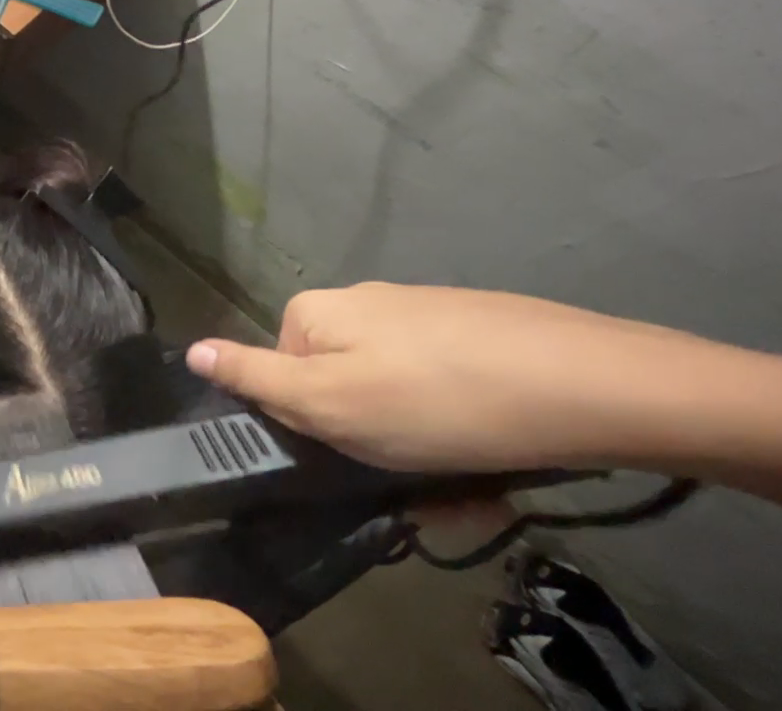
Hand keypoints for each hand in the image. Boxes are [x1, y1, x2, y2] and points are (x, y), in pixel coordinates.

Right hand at [185, 282, 722, 472]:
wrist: (591, 386)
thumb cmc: (435, 401)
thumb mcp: (327, 402)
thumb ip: (253, 377)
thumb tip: (190, 349)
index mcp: (317, 311)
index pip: (280, 371)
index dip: (308, 419)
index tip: (350, 452)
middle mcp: (364, 299)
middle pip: (340, 380)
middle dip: (369, 436)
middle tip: (413, 479)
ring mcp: (426, 309)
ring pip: (396, 391)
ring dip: (418, 444)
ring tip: (465, 483)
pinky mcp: (480, 327)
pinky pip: (444, 386)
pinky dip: (457, 425)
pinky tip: (493, 453)